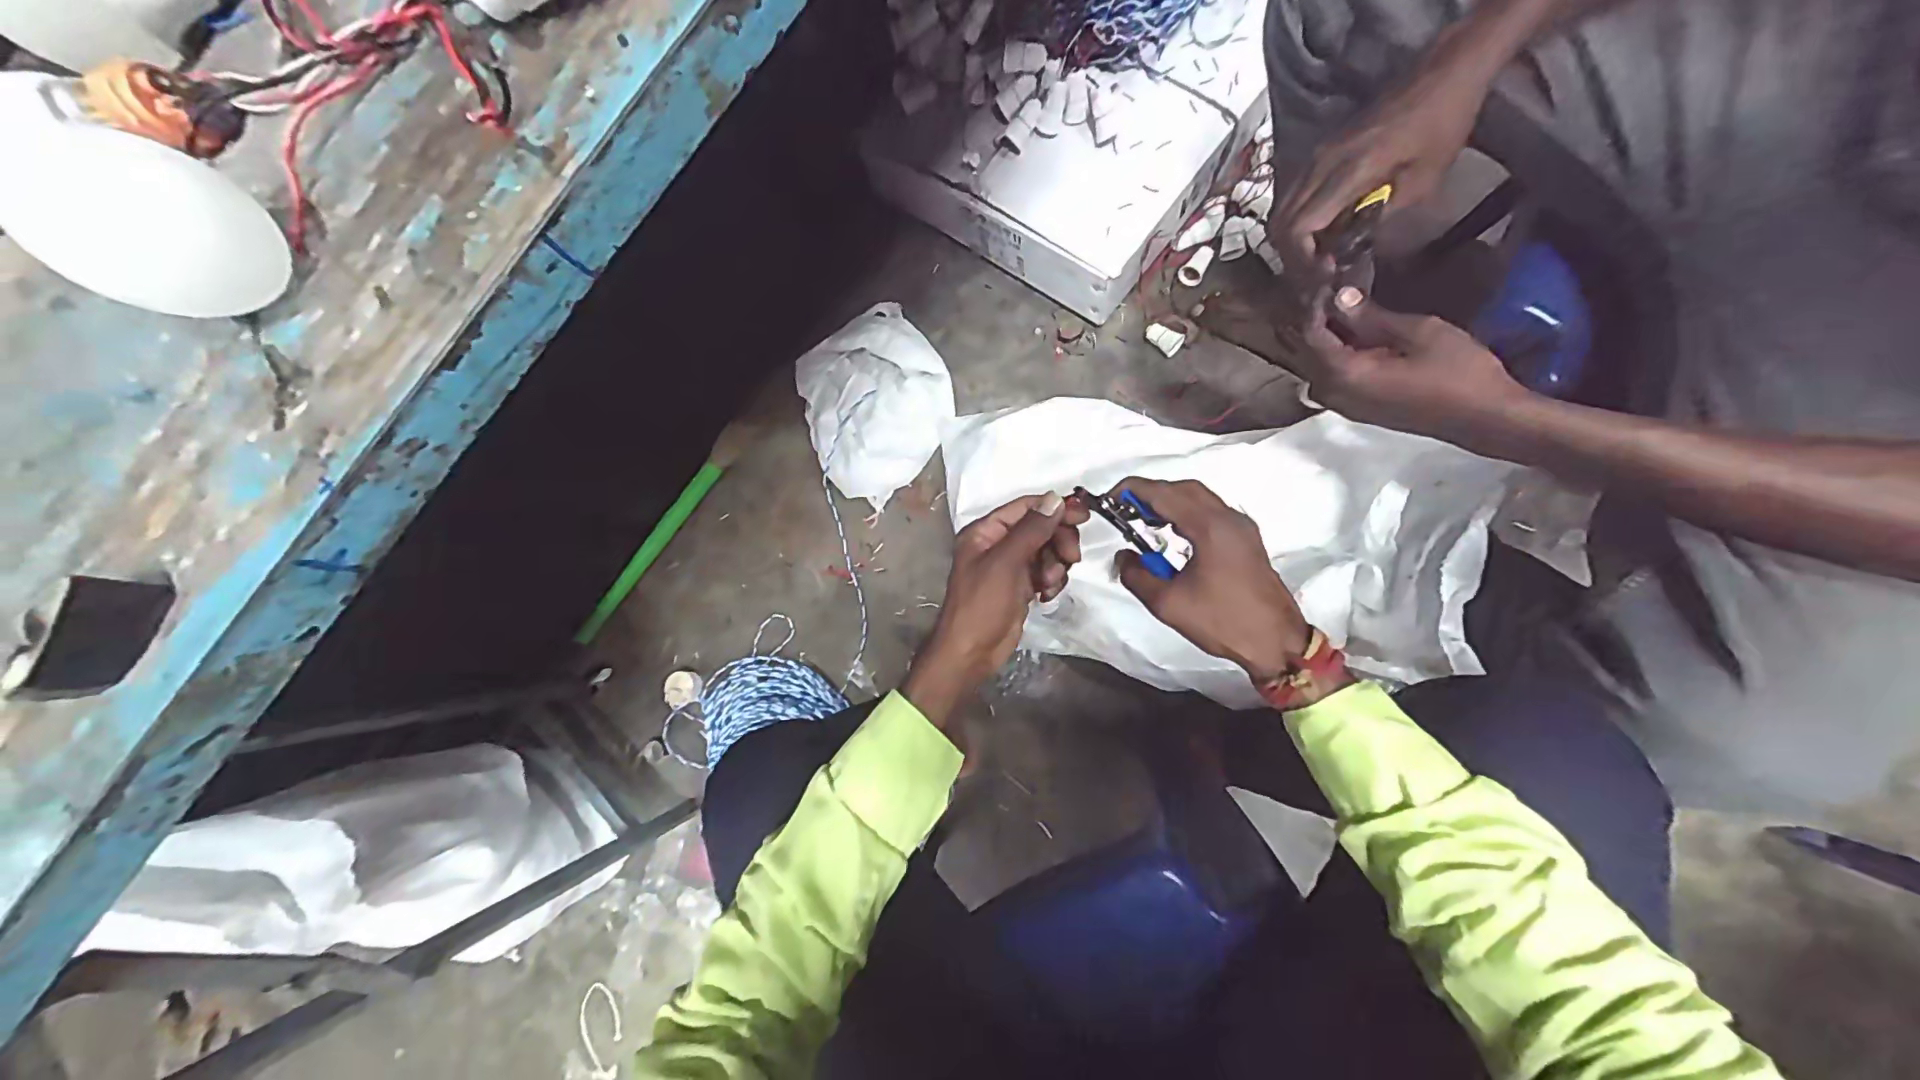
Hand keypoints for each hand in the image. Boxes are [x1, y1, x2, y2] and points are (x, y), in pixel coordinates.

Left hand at [902, 492, 1088, 733]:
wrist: (971, 652)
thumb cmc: (981, 604)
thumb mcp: (1006, 562)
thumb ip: (1032, 530)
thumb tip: (1055, 499)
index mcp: (985, 532)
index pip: (1025, 508)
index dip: (1054, 509)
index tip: (1083, 514)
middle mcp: (997, 544)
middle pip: (1041, 528)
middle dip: (1058, 541)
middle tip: (1071, 557)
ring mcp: (1010, 566)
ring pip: (1047, 551)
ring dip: (1056, 565)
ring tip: (1049, 583)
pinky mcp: (1021, 586)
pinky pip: (1046, 572)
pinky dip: (1052, 580)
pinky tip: (1046, 595)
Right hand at [1107, 478, 1308, 682]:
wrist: (1277, 642)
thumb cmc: (1222, 622)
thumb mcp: (1168, 603)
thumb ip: (1137, 575)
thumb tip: (1124, 556)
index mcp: (1210, 528)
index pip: (1164, 494)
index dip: (1132, 491)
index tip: (1109, 498)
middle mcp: (1228, 518)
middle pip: (1183, 489)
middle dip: (1149, 493)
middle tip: (1122, 510)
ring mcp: (1241, 527)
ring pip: (1199, 498)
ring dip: (1169, 502)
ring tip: (1142, 520)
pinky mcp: (1246, 539)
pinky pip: (1210, 511)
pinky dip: (1186, 512)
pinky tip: (1171, 533)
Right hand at [1272, 50, 1489, 281]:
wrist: (1441, 75)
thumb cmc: (1442, 126)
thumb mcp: (1422, 181)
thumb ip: (1378, 217)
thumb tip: (1347, 249)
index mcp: (1346, 172)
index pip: (1298, 228)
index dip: (1304, 260)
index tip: (1324, 277)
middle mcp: (1319, 166)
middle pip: (1280, 226)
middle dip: (1293, 258)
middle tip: (1316, 277)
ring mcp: (1314, 160)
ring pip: (1280, 215)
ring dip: (1292, 244)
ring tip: (1315, 261)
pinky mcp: (1317, 158)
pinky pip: (1292, 201)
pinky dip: (1297, 227)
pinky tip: (1318, 236)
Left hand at [1301, 286, 1532, 442]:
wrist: (1483, 417)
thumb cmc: (1458, 371)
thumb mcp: (1419, 333)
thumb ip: (1372, 317)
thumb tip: (1339, 296)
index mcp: (1342, 375)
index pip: (1311, 334)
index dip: (1315, 305)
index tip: (1327, 280)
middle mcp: (1332, 393)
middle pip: (1306, 351)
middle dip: (1314, 319)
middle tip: (1327, 289)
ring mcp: (1342, 404)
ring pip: (1316, 365)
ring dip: (1323, 337)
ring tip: (1335, 307)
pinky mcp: (1355, 407)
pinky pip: (1330, 377)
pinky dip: (1333, 354)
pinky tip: (1349, 335)